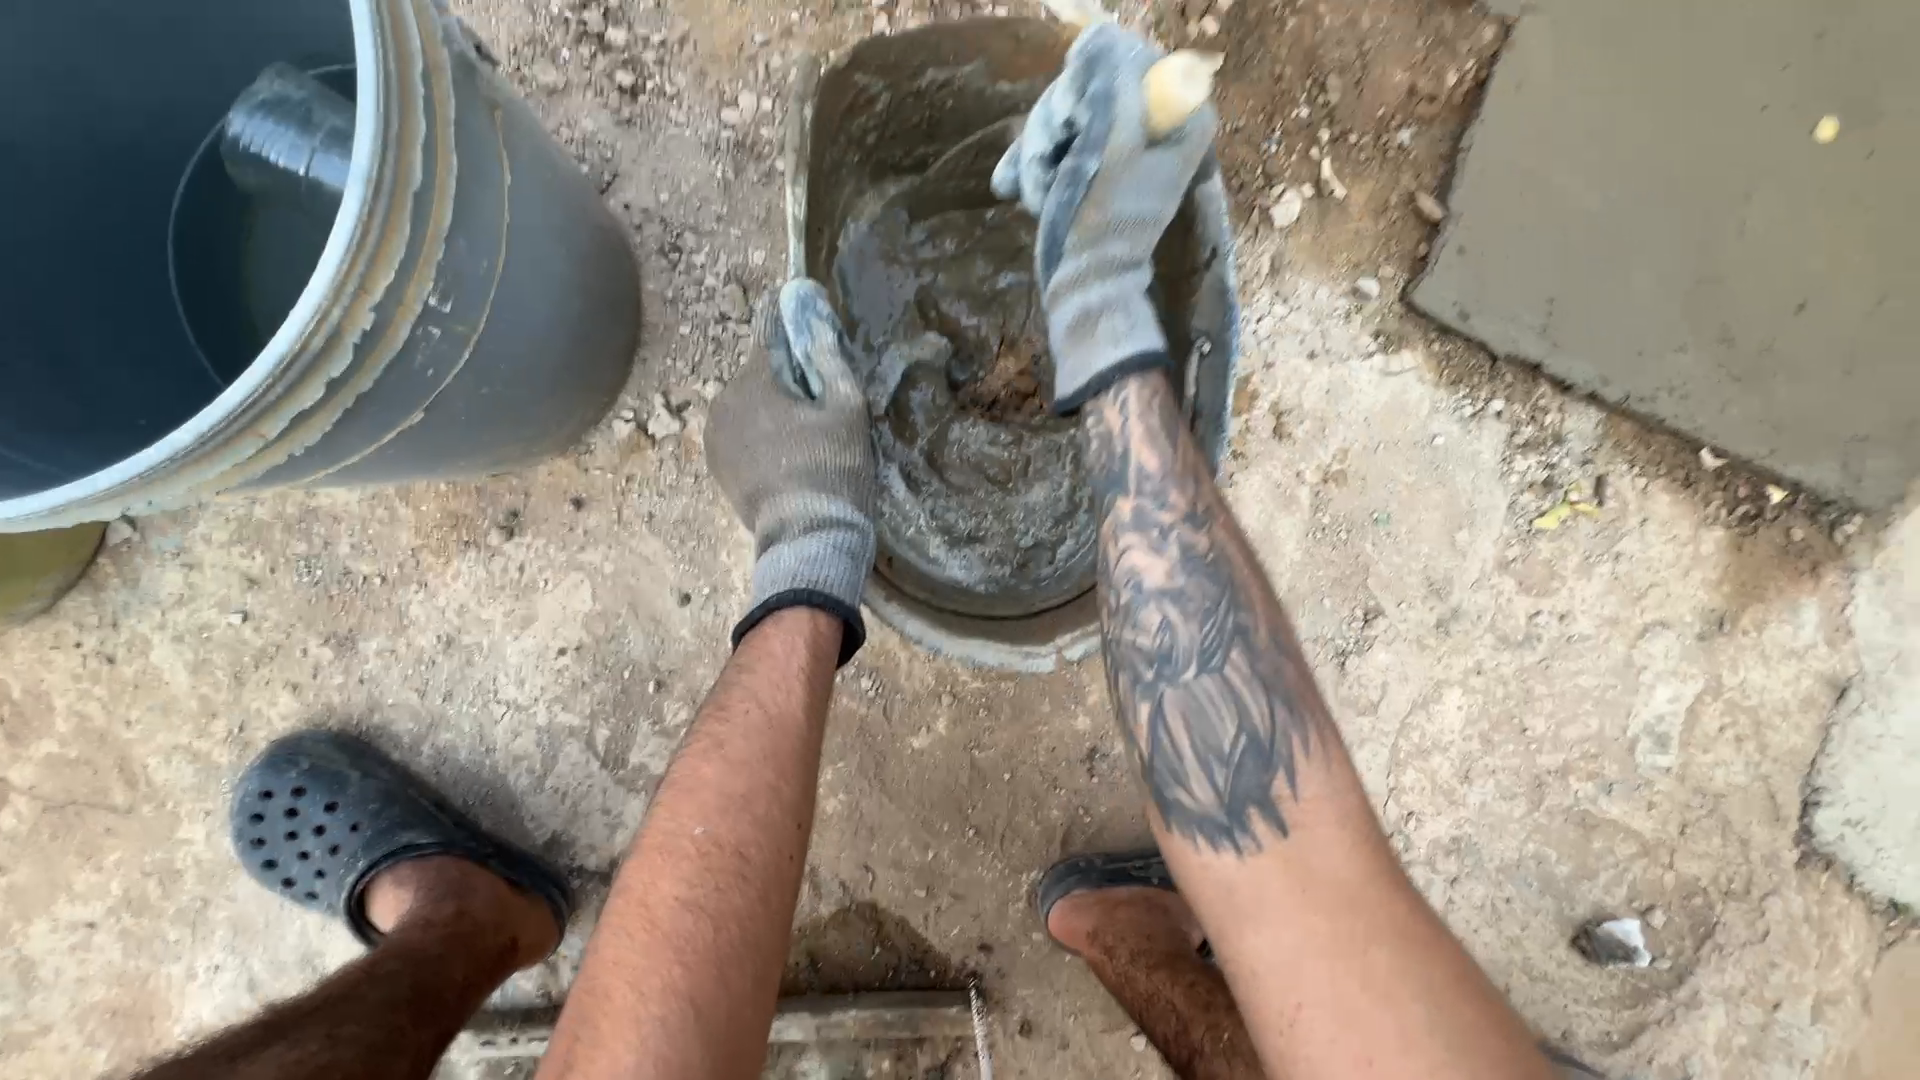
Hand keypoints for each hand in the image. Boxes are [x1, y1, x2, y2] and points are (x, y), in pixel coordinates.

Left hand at [708, 279, 876, 664]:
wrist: (808, 537)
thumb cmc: (833, 469)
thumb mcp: (847, 409)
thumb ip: (829, 357)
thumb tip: (813, 312)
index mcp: (752, 381)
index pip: (772, 342)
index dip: (800, 350)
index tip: (821, 369)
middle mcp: (722, 402)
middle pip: (760, 379)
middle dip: (786, 389)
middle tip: (820, 419)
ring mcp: (714, 438)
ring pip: (749, 411)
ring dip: (772, 418)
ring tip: (805, 446)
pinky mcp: (716, 468)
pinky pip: (740, 439)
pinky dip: (760, 444)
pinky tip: (786, 465)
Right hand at [991, 23, 1218, 412]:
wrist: (1085, 286)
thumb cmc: (1102, 224)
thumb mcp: (1111, 147)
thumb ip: (1112, 83)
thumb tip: (1099, 35)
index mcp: (1179, 115)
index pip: (1125, 58)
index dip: (1086, 85)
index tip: (1071, 119)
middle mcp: (1155, 125)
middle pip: (1087, 85)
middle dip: (1053, 126)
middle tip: (1046, 164)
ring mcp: (1118, 148)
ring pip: (1062, 115)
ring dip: (1037, 154)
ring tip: (1035, 195)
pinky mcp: (1089, 169)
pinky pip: (1054, 145)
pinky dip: (1033, 168)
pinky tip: (1021, 193)